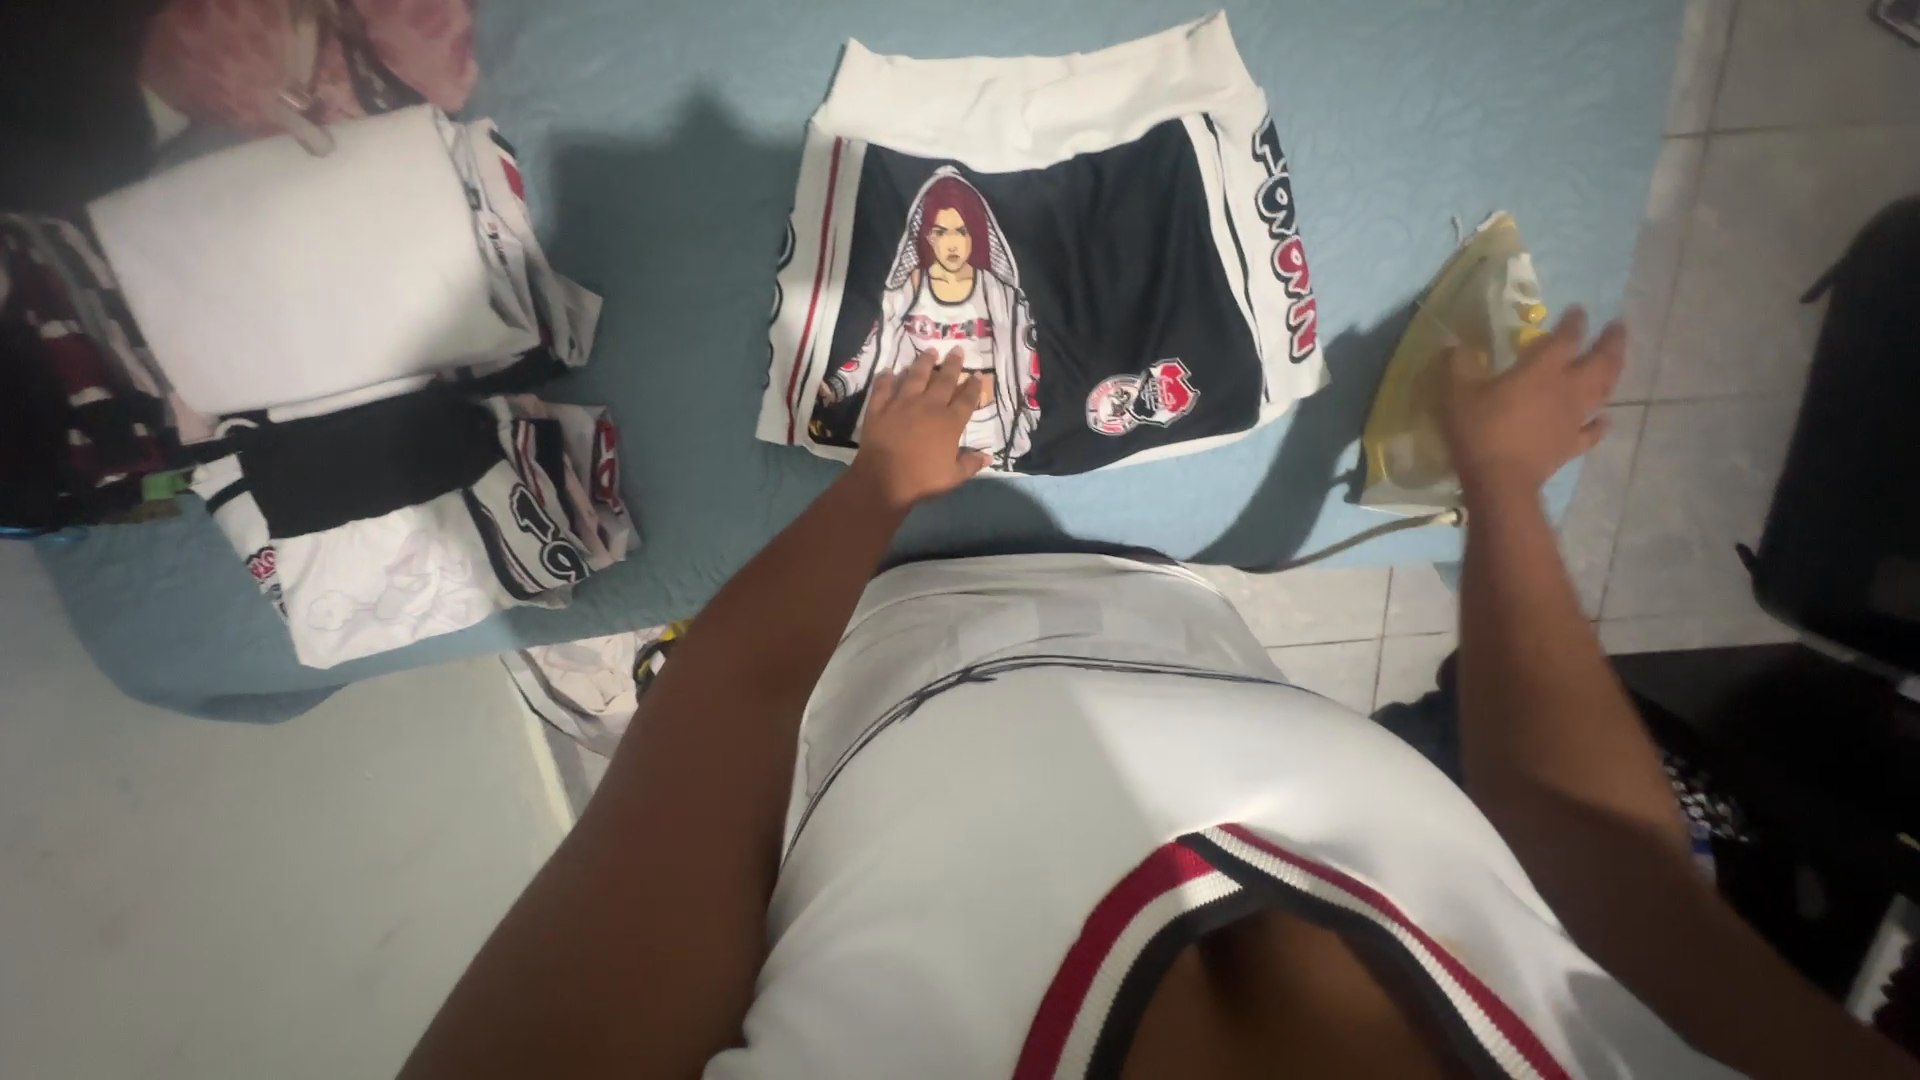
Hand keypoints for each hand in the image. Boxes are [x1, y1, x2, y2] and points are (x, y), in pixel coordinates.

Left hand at [848, 347, 991, 509]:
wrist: (884, 480)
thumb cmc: (922, 480)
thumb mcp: (953, 477)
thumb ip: (970, 464)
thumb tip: (988, 457)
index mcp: (949, 423)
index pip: (966, 399)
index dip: (973, 386)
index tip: (977, 374)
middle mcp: (928, 406)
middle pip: (943, 380)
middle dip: (952, 364)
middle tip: (958, 349)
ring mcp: (902, 404)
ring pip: (915, 377)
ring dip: (924, 363)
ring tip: (930, 351)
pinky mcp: (879, 408)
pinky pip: (883, 388)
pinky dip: (886, 378)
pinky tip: (889, 370)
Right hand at [1440, 306, 1623, 503]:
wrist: (1500, 479)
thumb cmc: (1479, 431)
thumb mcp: (1457, 394)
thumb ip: (1458, 364)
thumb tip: (1454, 342)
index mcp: (1542, 371)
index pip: (1566, 338)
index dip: (1574, 322)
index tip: (1579, 309)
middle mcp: (1568, 388)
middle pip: (1601, 360)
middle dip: (1611, 341)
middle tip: (1618, 327)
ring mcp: (1575, 417)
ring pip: (1604, 390)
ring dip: (1614, 372)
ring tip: (1617, 362)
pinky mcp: (1572, 444)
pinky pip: (1593, 431)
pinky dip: (1600, 423)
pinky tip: (1603, 419)